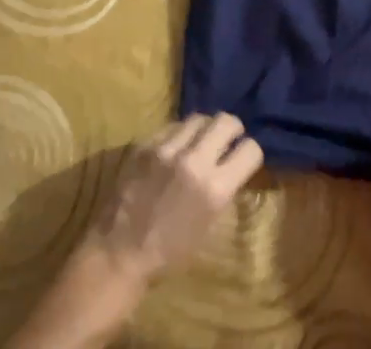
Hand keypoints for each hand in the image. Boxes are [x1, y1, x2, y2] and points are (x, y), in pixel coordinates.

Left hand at [6, 115, 263, 348]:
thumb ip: (223, 190)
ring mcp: (165, 149)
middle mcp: (193, 161)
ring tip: (201, 142)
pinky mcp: (143, 145)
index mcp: (215, 188)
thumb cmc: (170, 252)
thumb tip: (232, 167)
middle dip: (233, 129)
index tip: (245, 159)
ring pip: (198, 118)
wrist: (119, 252)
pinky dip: (179, 135)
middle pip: (226, 121)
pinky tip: (174, 150)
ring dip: (205, 129)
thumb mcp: (210, 225)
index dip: (251, 153)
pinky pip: (171, 127)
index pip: (250, 149)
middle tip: (228, 140)